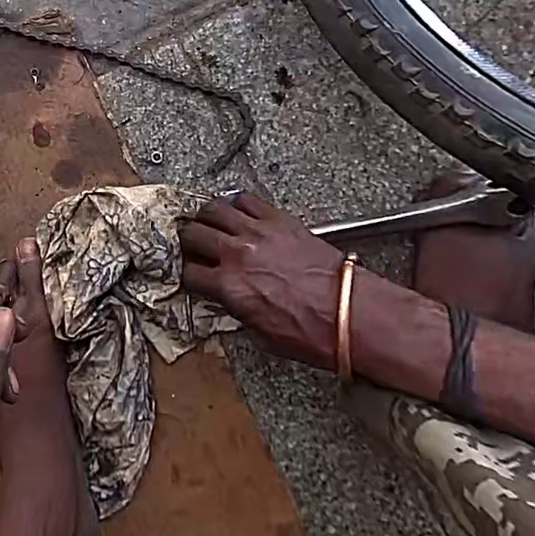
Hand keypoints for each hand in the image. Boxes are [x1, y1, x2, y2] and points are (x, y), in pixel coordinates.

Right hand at [181, 193, 344, 368]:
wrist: (348, 312)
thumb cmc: (312, 331)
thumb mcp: (261, 335)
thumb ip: (236, 311)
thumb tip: (228, 300)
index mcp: (229, 287)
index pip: (190, 273)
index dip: (186, 275)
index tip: (190, 274)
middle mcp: (237, 254)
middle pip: (193, 234)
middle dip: (187, 240)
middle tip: (189, 243)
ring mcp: (256, 232)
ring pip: (213, 210)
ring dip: (205, 217)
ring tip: (205, 221)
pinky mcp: (278, 220)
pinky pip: (246, 200)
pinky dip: (235, 203)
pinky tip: (236, 211)